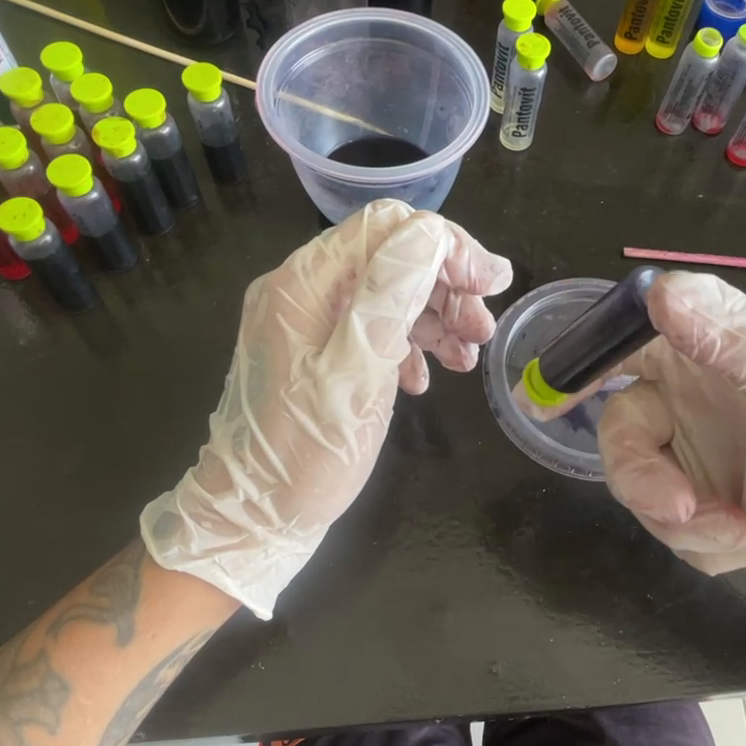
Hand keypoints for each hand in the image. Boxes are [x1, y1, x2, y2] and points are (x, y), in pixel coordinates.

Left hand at [141, 200, 512, 618]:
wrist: (254, 518)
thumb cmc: (304, 453)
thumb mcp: (355, 375)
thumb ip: (389, 297)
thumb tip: (430, 234)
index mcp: (304, 283)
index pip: (386, 227)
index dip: (446, 245)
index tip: (491, 284)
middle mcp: (303, 290)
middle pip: (391, 257)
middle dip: (447, 286)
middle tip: (485, 329)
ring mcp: (308, 323)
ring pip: (388, 294)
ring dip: (436, 319)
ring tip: (468, 360)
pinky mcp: (317, 353)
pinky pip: (373, 329)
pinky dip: (408, 346)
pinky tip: (426, 381)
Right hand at [597, 272, 745, 670]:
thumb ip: (740, 345)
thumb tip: (660, 294)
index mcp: (725, 362)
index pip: (640, 338)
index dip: (590, 356)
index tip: (550, 394)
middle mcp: (706, 405)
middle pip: (624, 429)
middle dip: (643, 478)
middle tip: (681, 510)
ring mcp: (707, 462)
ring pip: (643, 488)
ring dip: (684, 523)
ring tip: (743, 537)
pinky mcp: (714, 513)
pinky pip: (671, 530)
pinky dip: (704, 548)